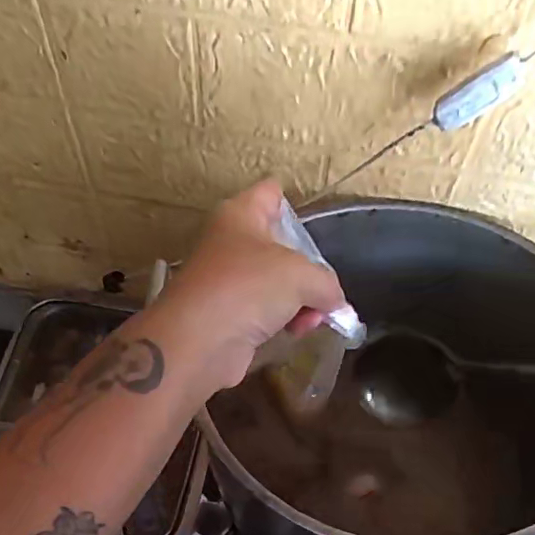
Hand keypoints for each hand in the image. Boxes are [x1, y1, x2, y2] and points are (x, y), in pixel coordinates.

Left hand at [134, 180, 347, 391]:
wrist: (201, 342)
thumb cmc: (248, 289)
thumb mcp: (302, 276)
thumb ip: (327, 283)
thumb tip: (334, 302)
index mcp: (241, 215)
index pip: (271, 193)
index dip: (294, 204)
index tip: (317, 226)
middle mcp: (231, 243)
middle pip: (281, 247)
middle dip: (308, 270)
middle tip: (325, 291)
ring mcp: (228, 282)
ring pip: (277, 285)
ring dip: (302, 302)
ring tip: (312, 320)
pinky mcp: (229, 317)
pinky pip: (266, 313)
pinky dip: (284, 322)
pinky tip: (296, 333)